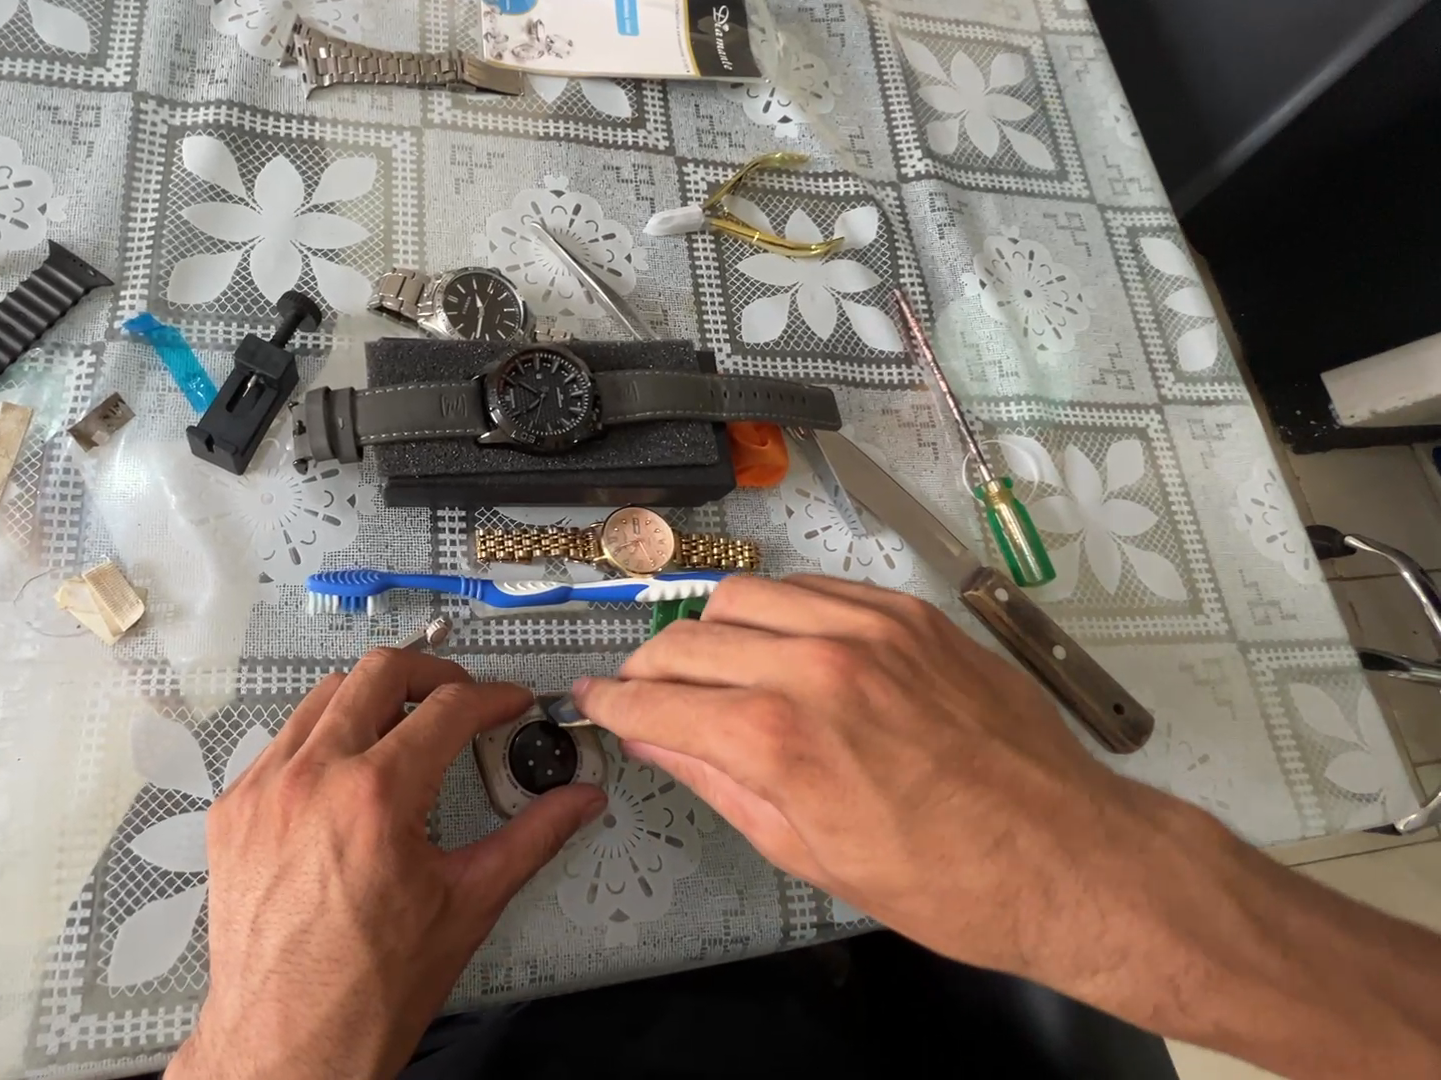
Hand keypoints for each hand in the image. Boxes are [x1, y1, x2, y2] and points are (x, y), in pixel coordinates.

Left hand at [172, 649, 605, 1079]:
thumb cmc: (370, 991)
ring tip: (405, 724)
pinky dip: (325, 735)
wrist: (286, 1049)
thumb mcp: (468, 904)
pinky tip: (348, 769)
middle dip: (433, 672)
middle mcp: (313, 778)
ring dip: (374, 696)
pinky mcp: (235, 808)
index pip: (448, 707)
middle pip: (380, 670)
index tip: (507, 704)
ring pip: (325, 694)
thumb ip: (533, 836)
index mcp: (376, 797)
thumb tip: (577, 802)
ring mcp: (265, 788)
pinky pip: (285, 739)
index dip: (492, 697)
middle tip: (460, 696)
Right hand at [571, 574, 1180, 985]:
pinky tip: (780, 644)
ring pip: (737, 597)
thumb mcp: (803, 851)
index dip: (611, 703)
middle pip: (683, 640)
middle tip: (645, 693)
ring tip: (715, 666)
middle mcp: (812, 668)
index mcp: (779, 741)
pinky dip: (772, 612)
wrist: (1076, 859)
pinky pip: (806, 586)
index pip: (655, 703)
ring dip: (706, 631)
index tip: (591, 699)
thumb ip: (713, 780)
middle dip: (646, 669)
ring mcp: (862, 629)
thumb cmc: (941, 882)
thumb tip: (652, 740)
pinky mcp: (903, 612)